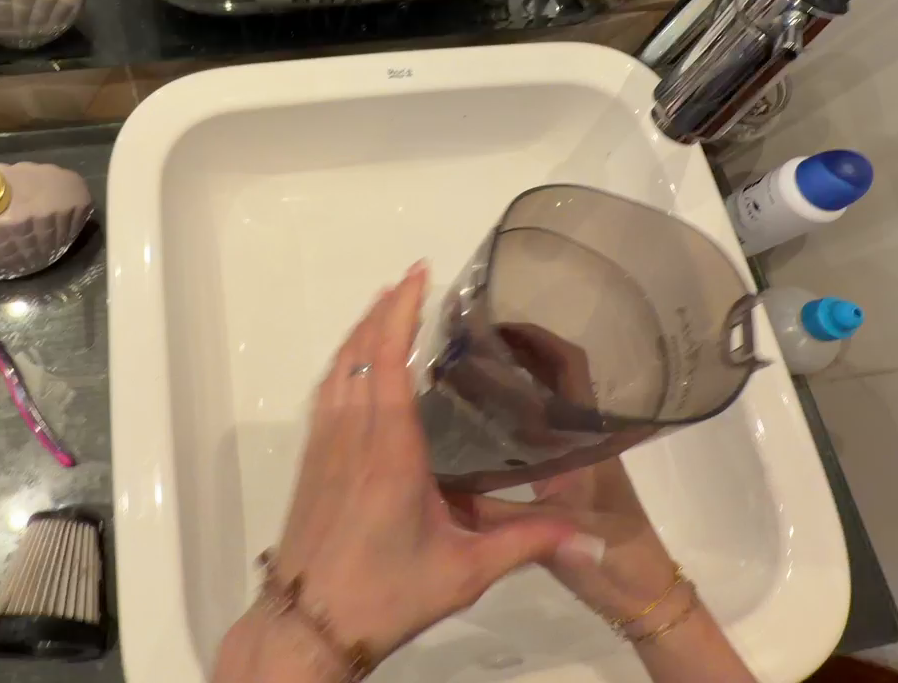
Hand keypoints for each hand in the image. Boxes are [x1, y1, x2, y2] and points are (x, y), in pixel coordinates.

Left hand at [263, 262, 583, 659]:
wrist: (308, 622)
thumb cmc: (387, 592)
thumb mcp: (464, 571)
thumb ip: (525, 542)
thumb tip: (589, 535)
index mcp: (390, 448)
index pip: (390, 359)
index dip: (401, 311)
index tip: (418, 275)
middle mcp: (353, 430)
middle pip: (362, 349)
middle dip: (385, 307)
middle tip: (412, 279)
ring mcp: (325, 439)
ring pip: (340, 365)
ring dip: (362, 328)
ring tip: (387, 306)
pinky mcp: (310, 453)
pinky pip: (326, 388)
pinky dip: (344, 358)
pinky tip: (355, 358)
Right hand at [451, 324, 678, 619]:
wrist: (646, 599)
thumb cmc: (612, 559)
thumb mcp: (550, 535)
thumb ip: (494, 513)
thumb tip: (435, 486)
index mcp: (587, 436)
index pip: (571, 367)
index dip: (539, 338)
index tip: (498, 323)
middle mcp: (582, 435)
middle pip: (554, 374)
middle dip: (517, 349)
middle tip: (467, 338)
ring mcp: (574, 454)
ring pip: (545, 399)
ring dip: (514, 376)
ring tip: (464, 364)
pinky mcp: (566, 474)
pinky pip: (537, 428)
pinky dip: (510, 411)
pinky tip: (475, 417)